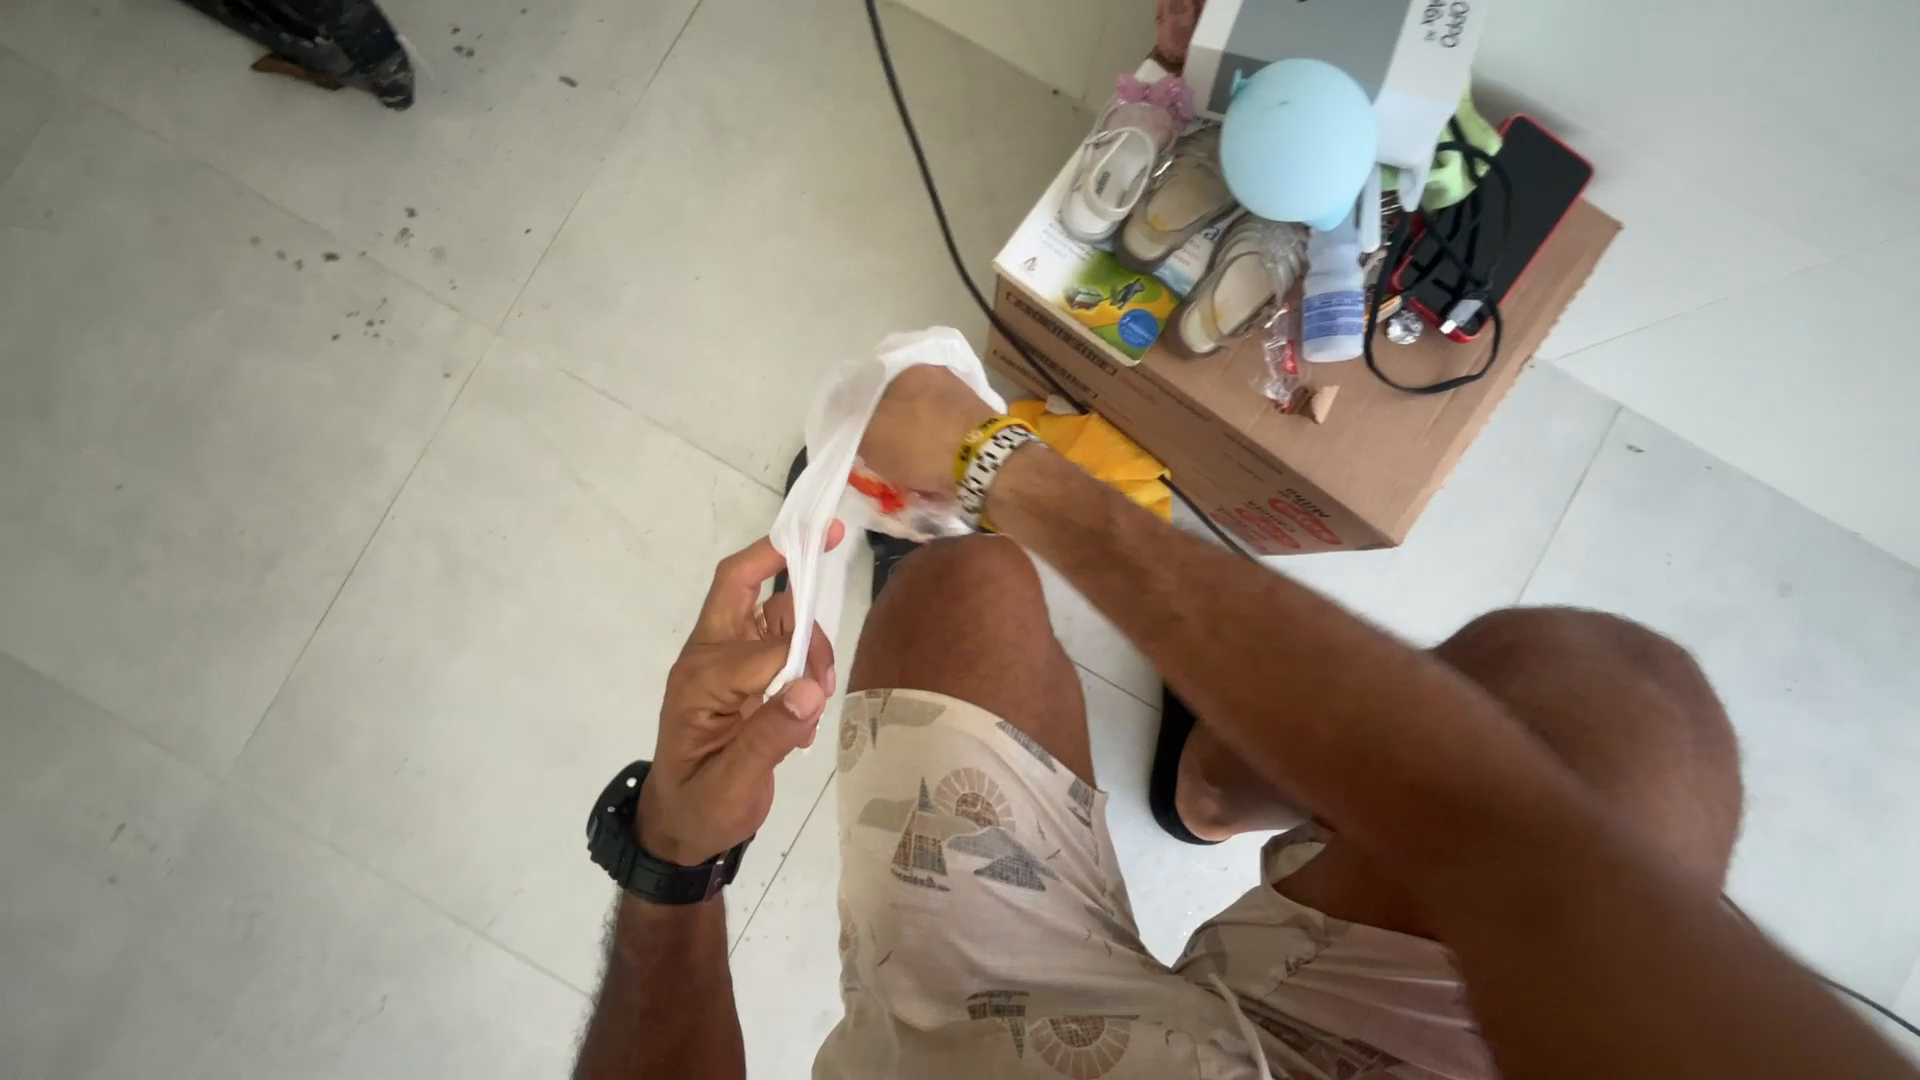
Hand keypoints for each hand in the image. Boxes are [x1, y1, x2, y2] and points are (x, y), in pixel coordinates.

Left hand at [638, 525, 844, 866]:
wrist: (682, 829)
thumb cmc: (702, 808)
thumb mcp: (732, 785)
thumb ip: (769, 737)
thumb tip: (811, 690)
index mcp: (701, 678)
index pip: (761, 645)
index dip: (799, 657)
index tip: (820, 688)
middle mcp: (711, 656)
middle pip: (741, 584)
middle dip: (783, 554)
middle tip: (832, 535)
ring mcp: (728, 661)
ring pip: (775, 612)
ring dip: (809, 635)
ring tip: (821, 689)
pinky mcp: (746, 672)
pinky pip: (782, 638)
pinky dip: (807, 654)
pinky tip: (809, 702)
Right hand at [858, 366, 998, 495]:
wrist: (985, 464)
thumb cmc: (921, 444)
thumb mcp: (869, 436)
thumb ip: (854, 424)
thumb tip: (852, 421)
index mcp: (909, 369)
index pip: (873, 388)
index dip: (863, 418)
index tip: (863, 443)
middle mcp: (939, 376)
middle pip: (902, 408)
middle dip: (893, 434)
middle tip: (886, 461)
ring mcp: (963, 399)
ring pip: (926, 426)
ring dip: (916, 448)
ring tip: (911, 474)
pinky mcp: (981, 424)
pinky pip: (948, 440)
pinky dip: (939, 456)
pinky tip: (935, 475)